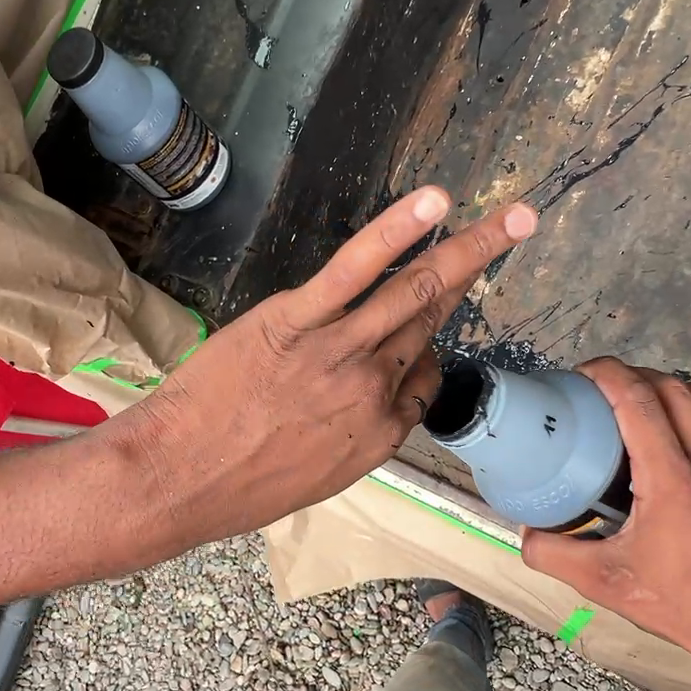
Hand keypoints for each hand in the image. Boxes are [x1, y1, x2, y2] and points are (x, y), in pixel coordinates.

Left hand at [106, 187, 537, 545]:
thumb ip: (351, 435)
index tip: (411, 338)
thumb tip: (369, 396)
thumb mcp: (313, 479)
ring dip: (470, 250)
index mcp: (379, 434)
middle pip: (428, 323)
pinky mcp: (294, 321)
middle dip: (472, 275)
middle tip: (513, 233)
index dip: (422, 353)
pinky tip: (434, 202)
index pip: (422, 380)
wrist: (178, 481)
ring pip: (415, 294)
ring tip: (512, 218)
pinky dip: (395, 232)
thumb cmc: (236, 488)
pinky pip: (354, 272)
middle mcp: (374, 390)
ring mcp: (338, 352)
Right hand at [520, 360, 690, 678]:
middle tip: (597, 393)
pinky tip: (669, 443)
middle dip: (631, 376)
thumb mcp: (605, 585)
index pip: (640, 402)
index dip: (608, 374)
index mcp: (672, 482)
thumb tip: (524, 533)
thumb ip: (554, 555)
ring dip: (667, 386)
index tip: (580, 374)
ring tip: (636, 408)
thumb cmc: (685, 607)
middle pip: (672, 387)